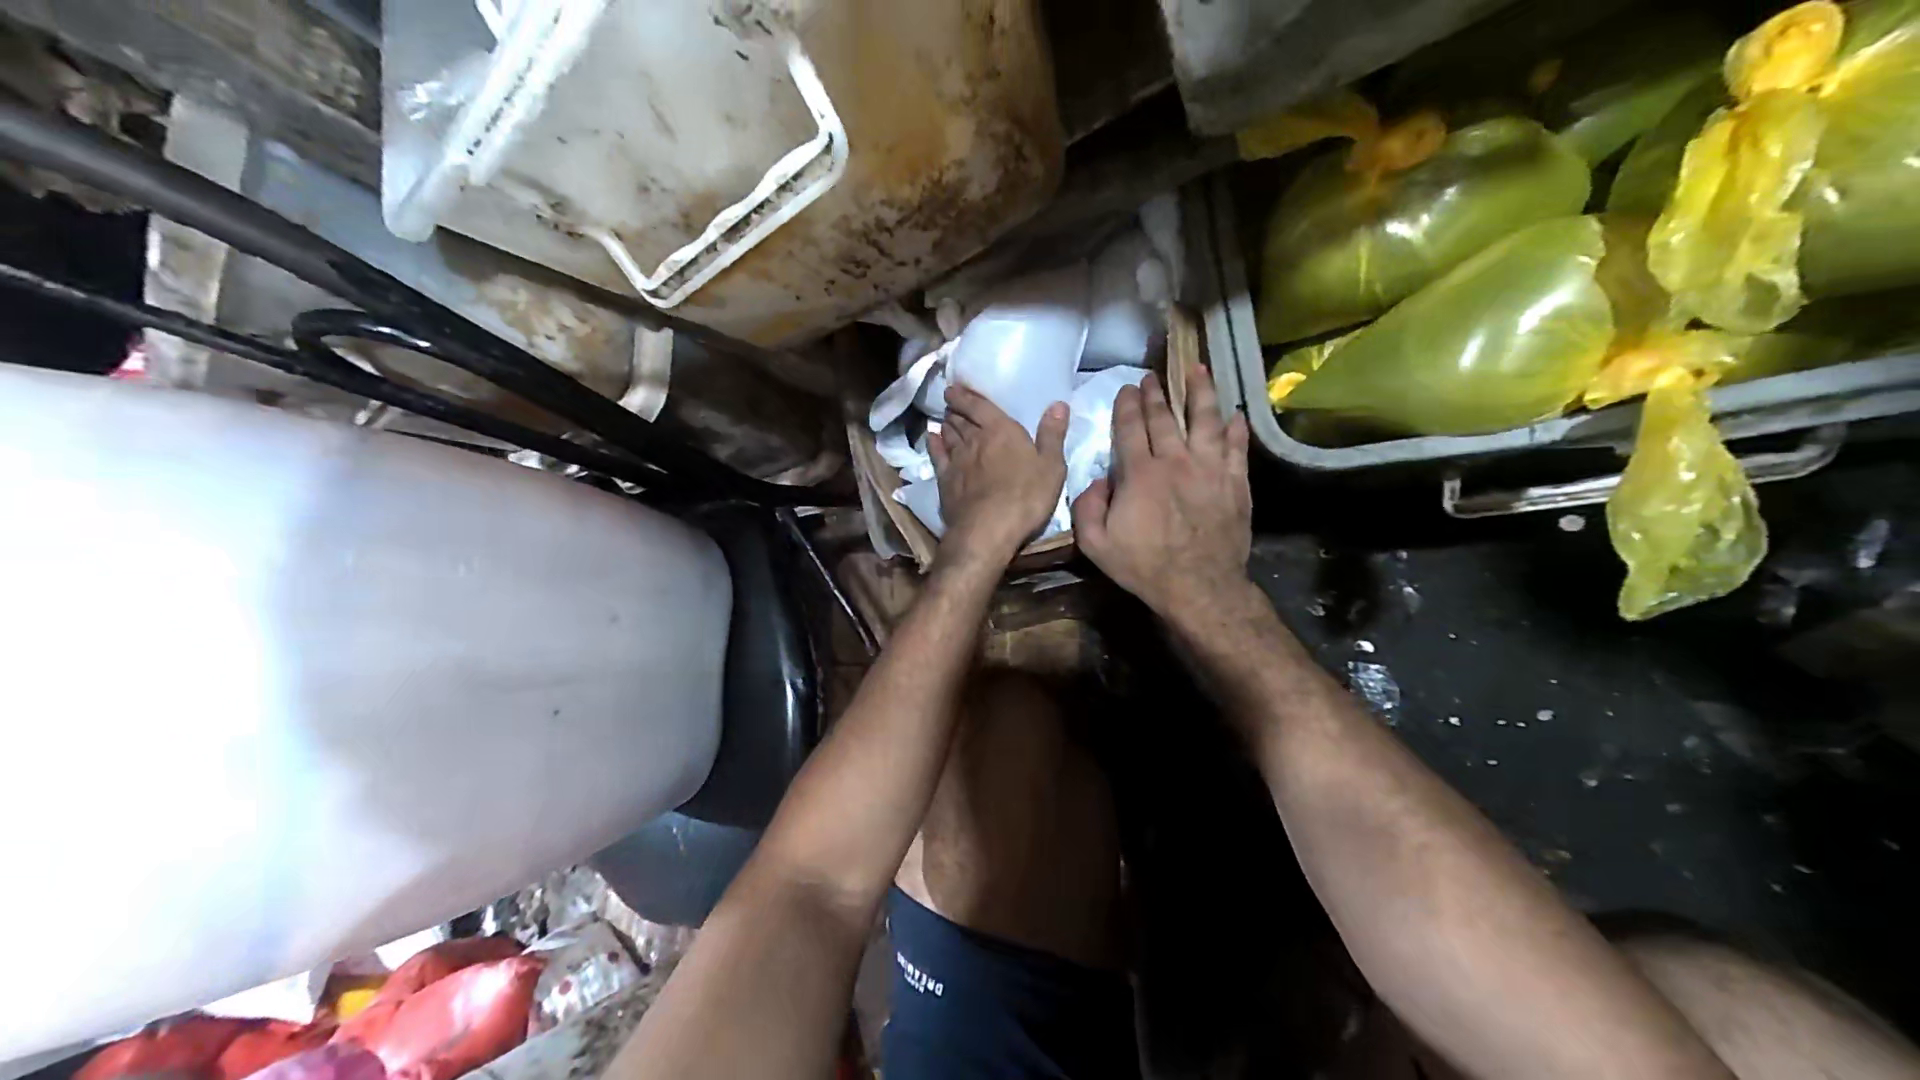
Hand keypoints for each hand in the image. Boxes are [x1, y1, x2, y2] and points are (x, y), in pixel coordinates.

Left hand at [928, 385, 1068, 564]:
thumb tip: (1058, 403)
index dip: (965, 396)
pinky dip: (933, 444)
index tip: (954, 389)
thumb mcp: (1051, 466)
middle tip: (951, 403)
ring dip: (947, 424)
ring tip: (945, 418)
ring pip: (948, 435)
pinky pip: (937, 456)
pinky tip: (931, 438)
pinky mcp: (945, 481)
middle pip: (961, 419)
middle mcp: (974, 439)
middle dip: (956, 409)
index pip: (979, 406)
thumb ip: (1052, 434)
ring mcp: (957, 460)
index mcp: (1001, 430)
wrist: (988, 528)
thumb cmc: (1026, 495)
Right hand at [1072, 362, 1251, 621]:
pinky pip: (1237, 447)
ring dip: (1200, 392)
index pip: (1131, 428)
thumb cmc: (1143, 567)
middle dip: (1156, 393)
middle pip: (1166, 418)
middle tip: (1152, 376)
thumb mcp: (1096, 544)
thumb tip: (1096, 480)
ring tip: (1197, 370)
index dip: (1127, 405)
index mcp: (1140, 473)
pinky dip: (1236, 428)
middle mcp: (1176, 461)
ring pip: (1206, 420)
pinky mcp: (1236, 483)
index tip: (1126, 389)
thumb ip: (1087, 507)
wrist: (1199, 587)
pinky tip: (1235, 414)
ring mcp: (1210, 469)